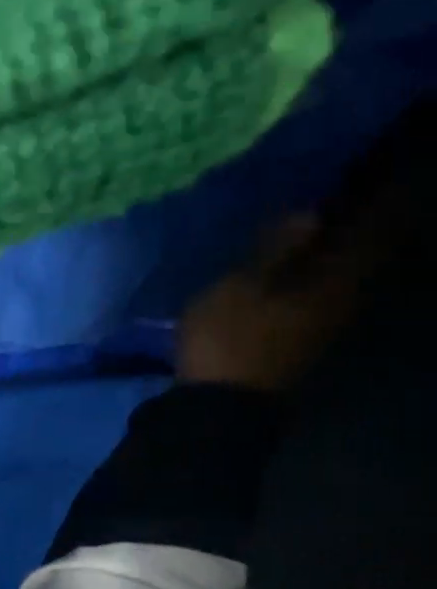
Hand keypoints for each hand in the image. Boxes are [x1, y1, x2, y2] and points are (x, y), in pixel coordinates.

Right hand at [177, 218, 366, 390]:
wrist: (224, 400)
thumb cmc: (229, 338)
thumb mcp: (240, 289)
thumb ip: (274, 252)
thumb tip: (310, 212)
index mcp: (333, 283)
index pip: (364, 237)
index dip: (362, 211)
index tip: (351, 188)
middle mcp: (343, 300)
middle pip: (354, 257)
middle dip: (342, 232)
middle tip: (321, 208)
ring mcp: (326, 323)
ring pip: (335, 277)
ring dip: (323, 257)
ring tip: (299, 236)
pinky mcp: (305, 338)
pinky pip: (317, 295)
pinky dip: (308, 278)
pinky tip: (286, 272)